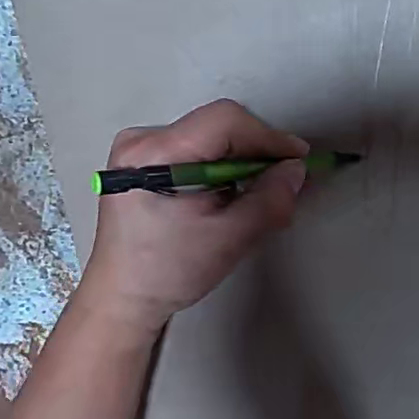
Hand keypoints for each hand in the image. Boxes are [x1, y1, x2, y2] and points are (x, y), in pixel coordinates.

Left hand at [76, 99, 308, 330]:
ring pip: (205, 134)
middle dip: (253, 149)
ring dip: (236, 157)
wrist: (121, 297)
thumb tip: (296, 170)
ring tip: (253, 191)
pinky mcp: (138, 160)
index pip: (223, 121)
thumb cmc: (169, 272)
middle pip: (214, 125)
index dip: (266, 137)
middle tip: (281, 179)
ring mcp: (135, 148)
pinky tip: (224, 192)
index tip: (297, 159)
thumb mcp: (229, 239)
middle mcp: (139, 140)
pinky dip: (216, 163)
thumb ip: (269, 201)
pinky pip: (191, 146)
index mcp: (153, 154)